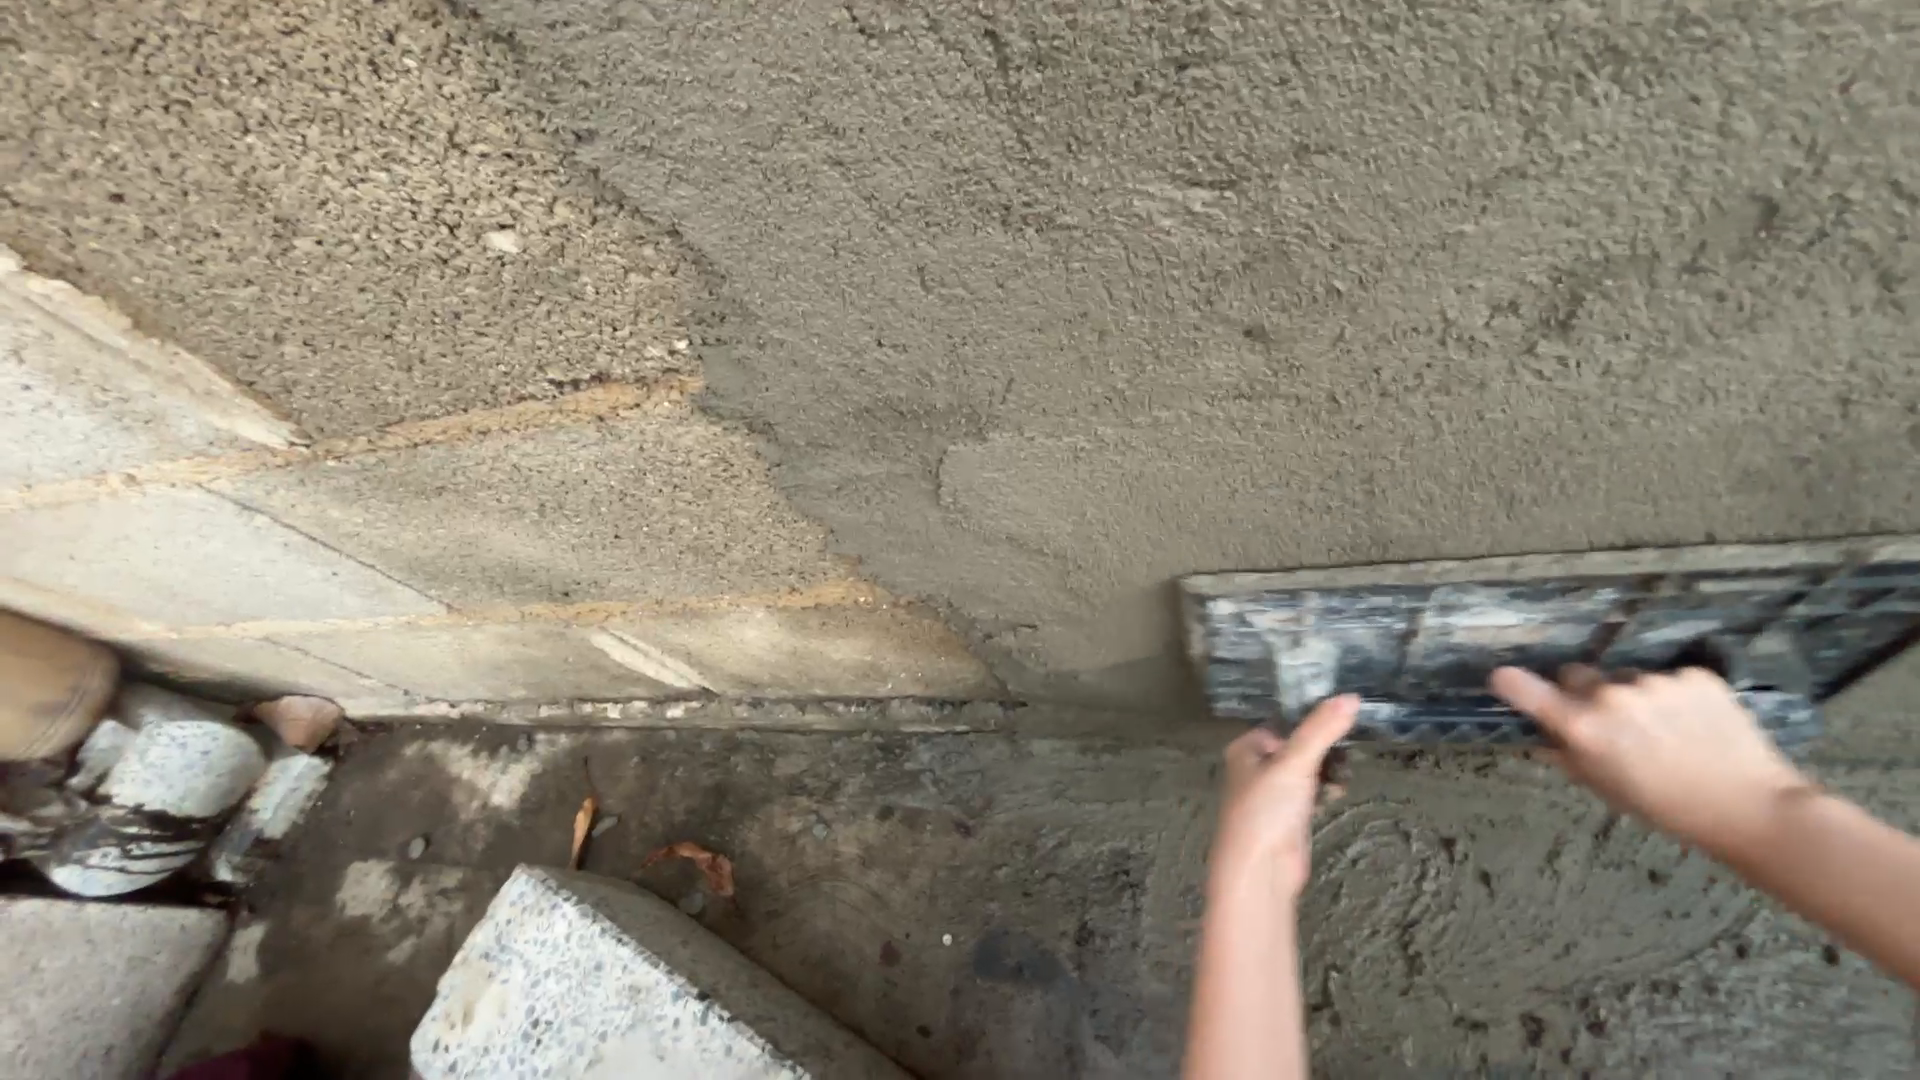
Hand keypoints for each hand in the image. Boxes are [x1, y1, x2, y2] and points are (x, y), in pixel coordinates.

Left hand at [1210, 695, 1357, 901]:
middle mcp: (1255, 766)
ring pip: (1307, 770)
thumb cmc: (1266, 809)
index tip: (1343, 720)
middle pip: (1298, 746)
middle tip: (1345, 755)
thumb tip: (1351, 697)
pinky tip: (1336, 794)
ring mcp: (1272, 791)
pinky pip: (1311, 792)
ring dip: (1327, 771)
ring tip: (1341, 777)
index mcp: (1246, 748)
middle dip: (1324, 750)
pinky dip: (1324, 790)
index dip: (1311, 722)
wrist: (1260, 869)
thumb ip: (1321, 730)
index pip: (1284, 723)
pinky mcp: (1288, 815)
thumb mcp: (1295, 763)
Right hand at [1489, 665, 1812, 858]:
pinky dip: (1675, 695)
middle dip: (1583, 693)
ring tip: (1666, 727)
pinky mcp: (1695, 676)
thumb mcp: (1600, 785)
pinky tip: (1695, 721)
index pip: (1517, 684)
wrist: (1755, 809)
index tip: (1508, 684)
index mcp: (1580, 725)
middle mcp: (1610, 696)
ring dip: (1634, 695)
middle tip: (1611, 721)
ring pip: (1625, 677)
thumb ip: (1563, 751)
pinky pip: (1668, 677)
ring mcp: (1655, 682)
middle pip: (1575, 675)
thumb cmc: (1665, 805)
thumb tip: (1542, 731)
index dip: (1509, 683)